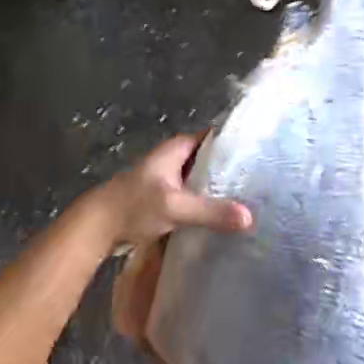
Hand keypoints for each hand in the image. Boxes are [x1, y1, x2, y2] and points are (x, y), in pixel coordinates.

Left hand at [101, 135, 251, 361]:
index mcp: (170, 153)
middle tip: (262, 181)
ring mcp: (166, 184)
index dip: (226, 141)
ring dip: (218, 190)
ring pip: (198, 181)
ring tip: (254, 202)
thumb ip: (209, 210)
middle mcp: (169, 163)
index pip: (203, 138)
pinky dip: (208, 206)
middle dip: (227, 168)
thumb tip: (249, 215)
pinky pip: (192, 200)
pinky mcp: (164, 204)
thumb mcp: (173, 206)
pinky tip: (228, 222)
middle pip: (203, 160)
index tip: (256, 150)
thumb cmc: (134, 206)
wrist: (101, 225)